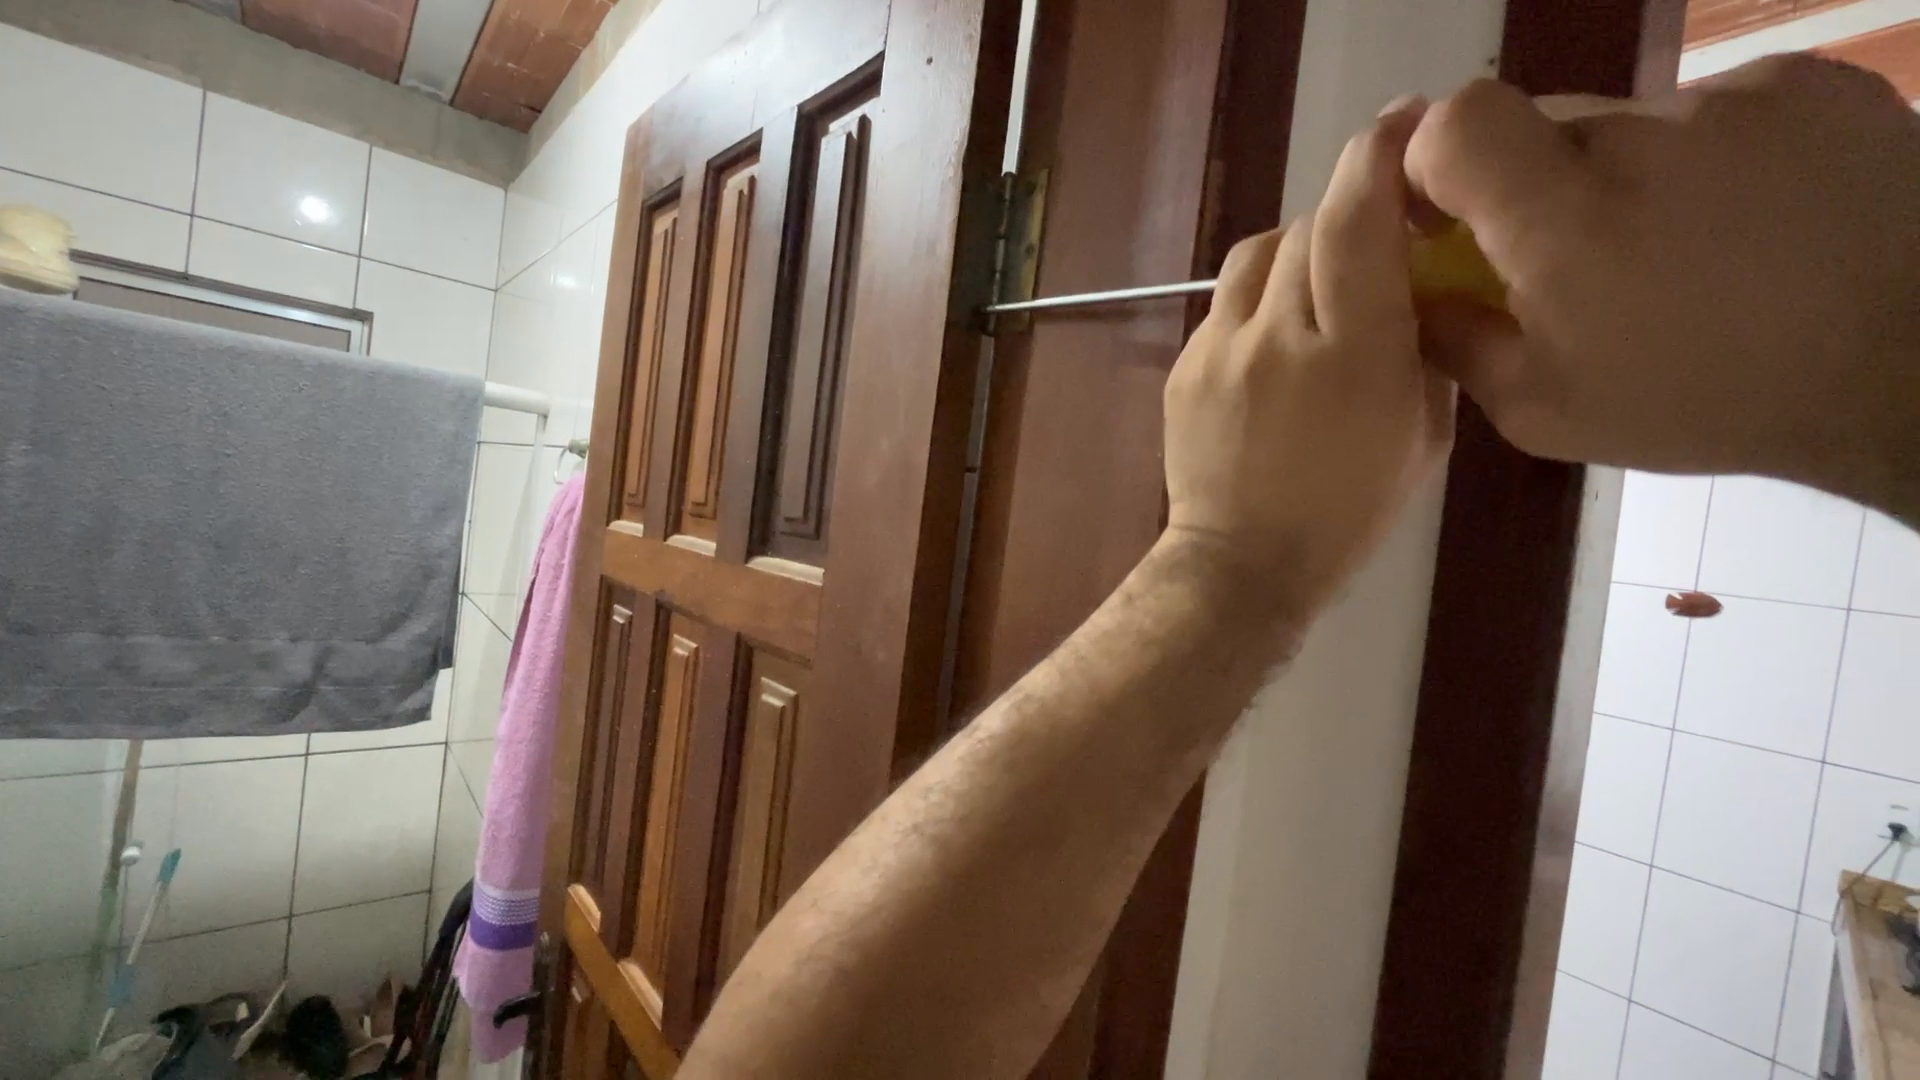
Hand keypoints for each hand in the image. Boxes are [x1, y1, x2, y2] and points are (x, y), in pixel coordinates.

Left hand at [1163, 100, 1454, 617]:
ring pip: (1255, 254)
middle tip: (1368, 232)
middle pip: (1305, 227)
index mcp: (1352, 355)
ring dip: (1292, 251)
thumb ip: (1421, 350)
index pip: (1358, 223)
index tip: (1401, 128)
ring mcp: (1217, 350)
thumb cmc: (1345, 514)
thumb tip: (1413, 289)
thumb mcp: (1420, 437)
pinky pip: (1224, 303)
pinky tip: (1270, 337)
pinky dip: (1255, 299)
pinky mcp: (1182, 367)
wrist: (1241, 561)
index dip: (1377, 160)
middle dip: (1343, 213)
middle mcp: (1276, 336)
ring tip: (1313, 286)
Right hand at [1406, 56, 1919, 502]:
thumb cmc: (1700, 403)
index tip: (1442, 213)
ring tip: (1657, 245)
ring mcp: (1732, 98)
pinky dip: (1687, 157)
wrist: (1915, 369)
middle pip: (1530, 122)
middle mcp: (1642, 135)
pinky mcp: (1806, 81)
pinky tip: (1728, 218)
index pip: (1457, 121)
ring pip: (1613, 120)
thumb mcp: (1539, 411)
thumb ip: (1456, 342)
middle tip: (1554, 254)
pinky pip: (1698, 109)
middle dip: (1517, 183)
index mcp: (1563, 221)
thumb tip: (1411, 294)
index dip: (1431, 157)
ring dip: (1603, 175)